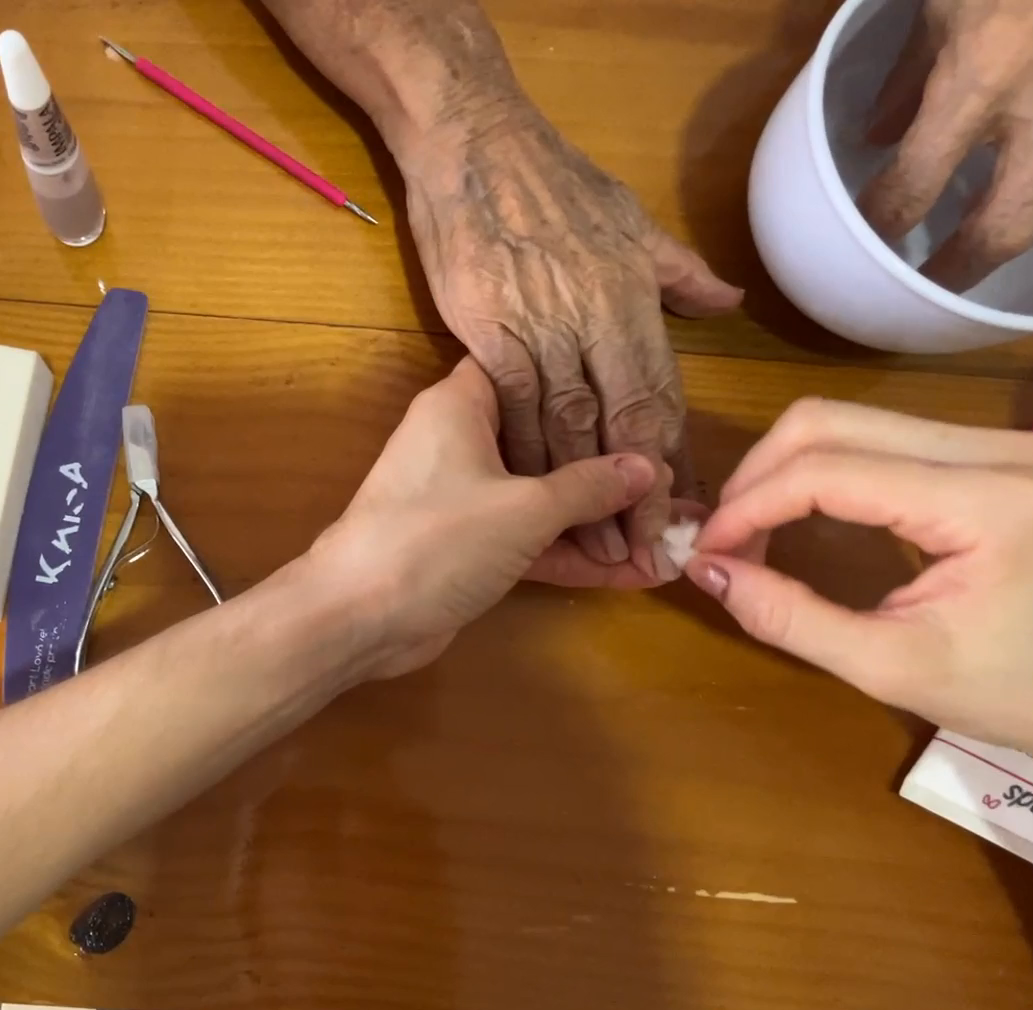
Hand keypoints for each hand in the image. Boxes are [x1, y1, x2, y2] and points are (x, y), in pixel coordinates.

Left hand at [306, 359, 661, 679]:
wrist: (359, 616)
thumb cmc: (438, 538)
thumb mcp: (525, 507)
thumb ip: (589, 485)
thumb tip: (647, 467)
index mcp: (459, 405)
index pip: (528, 370)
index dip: (583, 380)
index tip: (639, 395)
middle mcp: (457, 442)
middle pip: (543, 440)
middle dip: (606, 469)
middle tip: (673, 488)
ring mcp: (460, 497)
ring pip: (537, 497)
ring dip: (594, 522)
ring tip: (663, 541)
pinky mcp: (463, 546)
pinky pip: (524, 539)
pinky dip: (566, 554)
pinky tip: (627, 574)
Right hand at [400, 106, 741, 581]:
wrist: (472, 154)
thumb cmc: (551, 185)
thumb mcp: (629, 220)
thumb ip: (677, 271)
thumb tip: (727, 299)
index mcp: (630, 302)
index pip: (661, 396)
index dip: (674, 460)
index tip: (684, 512)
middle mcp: (590, 325)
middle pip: (620, 426)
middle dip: (633, 497)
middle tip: (644, 555)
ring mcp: (535, 335)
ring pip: (566, 430)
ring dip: (579, 494)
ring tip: (594, 549)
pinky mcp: (485, 341)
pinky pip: (512, 412)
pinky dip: (524, 459)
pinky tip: (532, 498)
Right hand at [685, 399, 1032, 765]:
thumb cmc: (1014, 696)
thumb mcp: (885, 668)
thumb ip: (786, 617)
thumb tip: (703, 570)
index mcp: (991, 502)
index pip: (828, 471)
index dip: (749, 506)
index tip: (705, 552)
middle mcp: (1001, 451)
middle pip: (829, 422)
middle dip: (756, 477)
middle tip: (725, 536)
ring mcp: (1003, 446)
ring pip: (846, 422)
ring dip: (782, 472)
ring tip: (756, 531)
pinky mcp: (993, 456)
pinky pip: (875, 438)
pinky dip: (818, 472)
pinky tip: (802, 516)